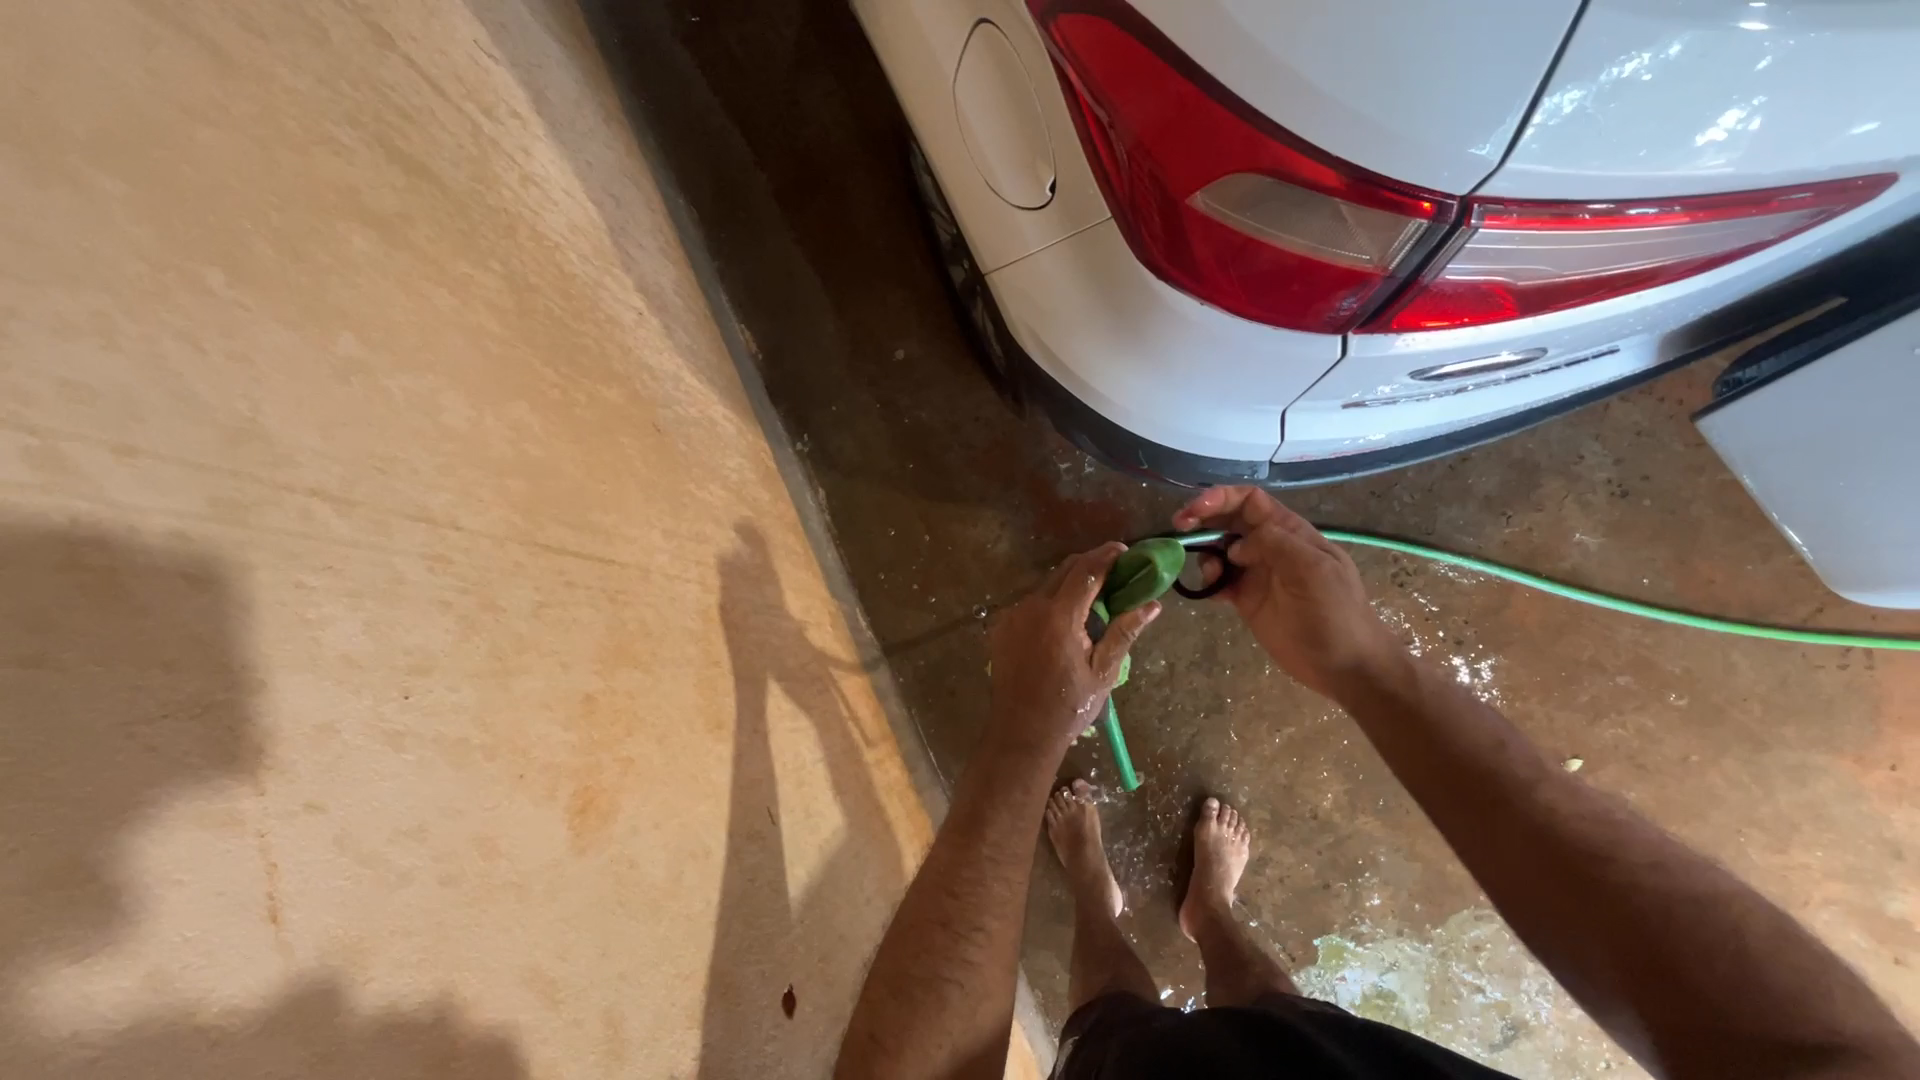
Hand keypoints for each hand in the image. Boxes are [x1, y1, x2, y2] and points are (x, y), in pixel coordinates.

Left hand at [986, 543, 1160, 756]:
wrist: (1021, 731)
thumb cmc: (1068, 706)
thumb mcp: (1104, 672)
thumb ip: (1125, 632)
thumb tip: (1152, 605)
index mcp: (1059, 616)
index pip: (1086, 571)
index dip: (1106, 556)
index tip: (1124, 551)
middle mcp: (1031, 607)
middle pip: (1064, 570)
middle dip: (1090, 566)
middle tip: (1114, 573)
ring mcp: (1012, 615)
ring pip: (1045, 585)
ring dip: (1069, 585)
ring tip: (1092, 600)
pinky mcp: (1001, 626)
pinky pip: (1029, 603)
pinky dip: (1050, 602)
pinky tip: (1064, 621)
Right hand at [1174, 487, 1400, 697]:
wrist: (1346, 665)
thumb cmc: (1336, 614)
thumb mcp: (1314, 570)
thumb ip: (1275, 544)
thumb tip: (1235, 546)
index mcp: (1290, 533)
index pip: (1251, 501)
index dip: (1221, 498)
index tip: (1196, 511)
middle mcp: (1270, 547)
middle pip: (1229, 521)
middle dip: (1203, 519)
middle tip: (1180, 529)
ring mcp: (1257, 574)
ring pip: (1219, 551)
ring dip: (1205, 555)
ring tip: (1210, 575)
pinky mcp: (1246, 601)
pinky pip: (1219, 581)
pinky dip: (1207, 582)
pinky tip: (1209, 592)